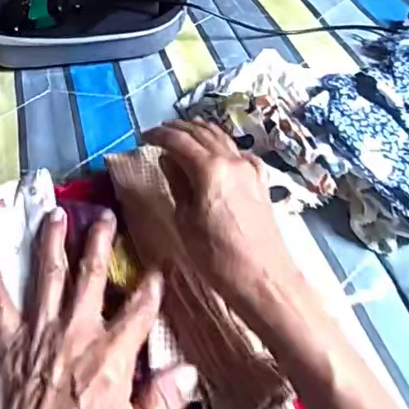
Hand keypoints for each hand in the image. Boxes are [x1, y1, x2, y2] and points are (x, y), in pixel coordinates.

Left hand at [0, 208, 196, 408]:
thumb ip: (160, 406)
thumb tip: (186, 371)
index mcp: (112, 359)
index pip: (139, 311)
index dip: (150, 288)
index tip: (157, 269)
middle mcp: (76, 336)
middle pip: (91, 276)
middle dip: (99, 241)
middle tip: (105, 215)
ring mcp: (39, 338)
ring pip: (48, 276)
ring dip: (52, 242)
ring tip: (55, 214)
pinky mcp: (8, 352)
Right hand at [143, 121, 308, 322]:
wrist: (265, 280)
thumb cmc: (219, 258)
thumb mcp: (186, 222)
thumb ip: (177, 184)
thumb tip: (167, 159)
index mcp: (209, 168)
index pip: (178, 140)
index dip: (158, 135)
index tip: (143, 137)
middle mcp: (231, 160)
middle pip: (201, 132)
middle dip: (178, 128)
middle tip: (160, 131)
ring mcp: (249, 168)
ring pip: (221, 137)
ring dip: (200, 131)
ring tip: (185, 131)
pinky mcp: (261, 180)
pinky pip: (239, 152)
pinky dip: (223, 144)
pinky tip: (218, 151)